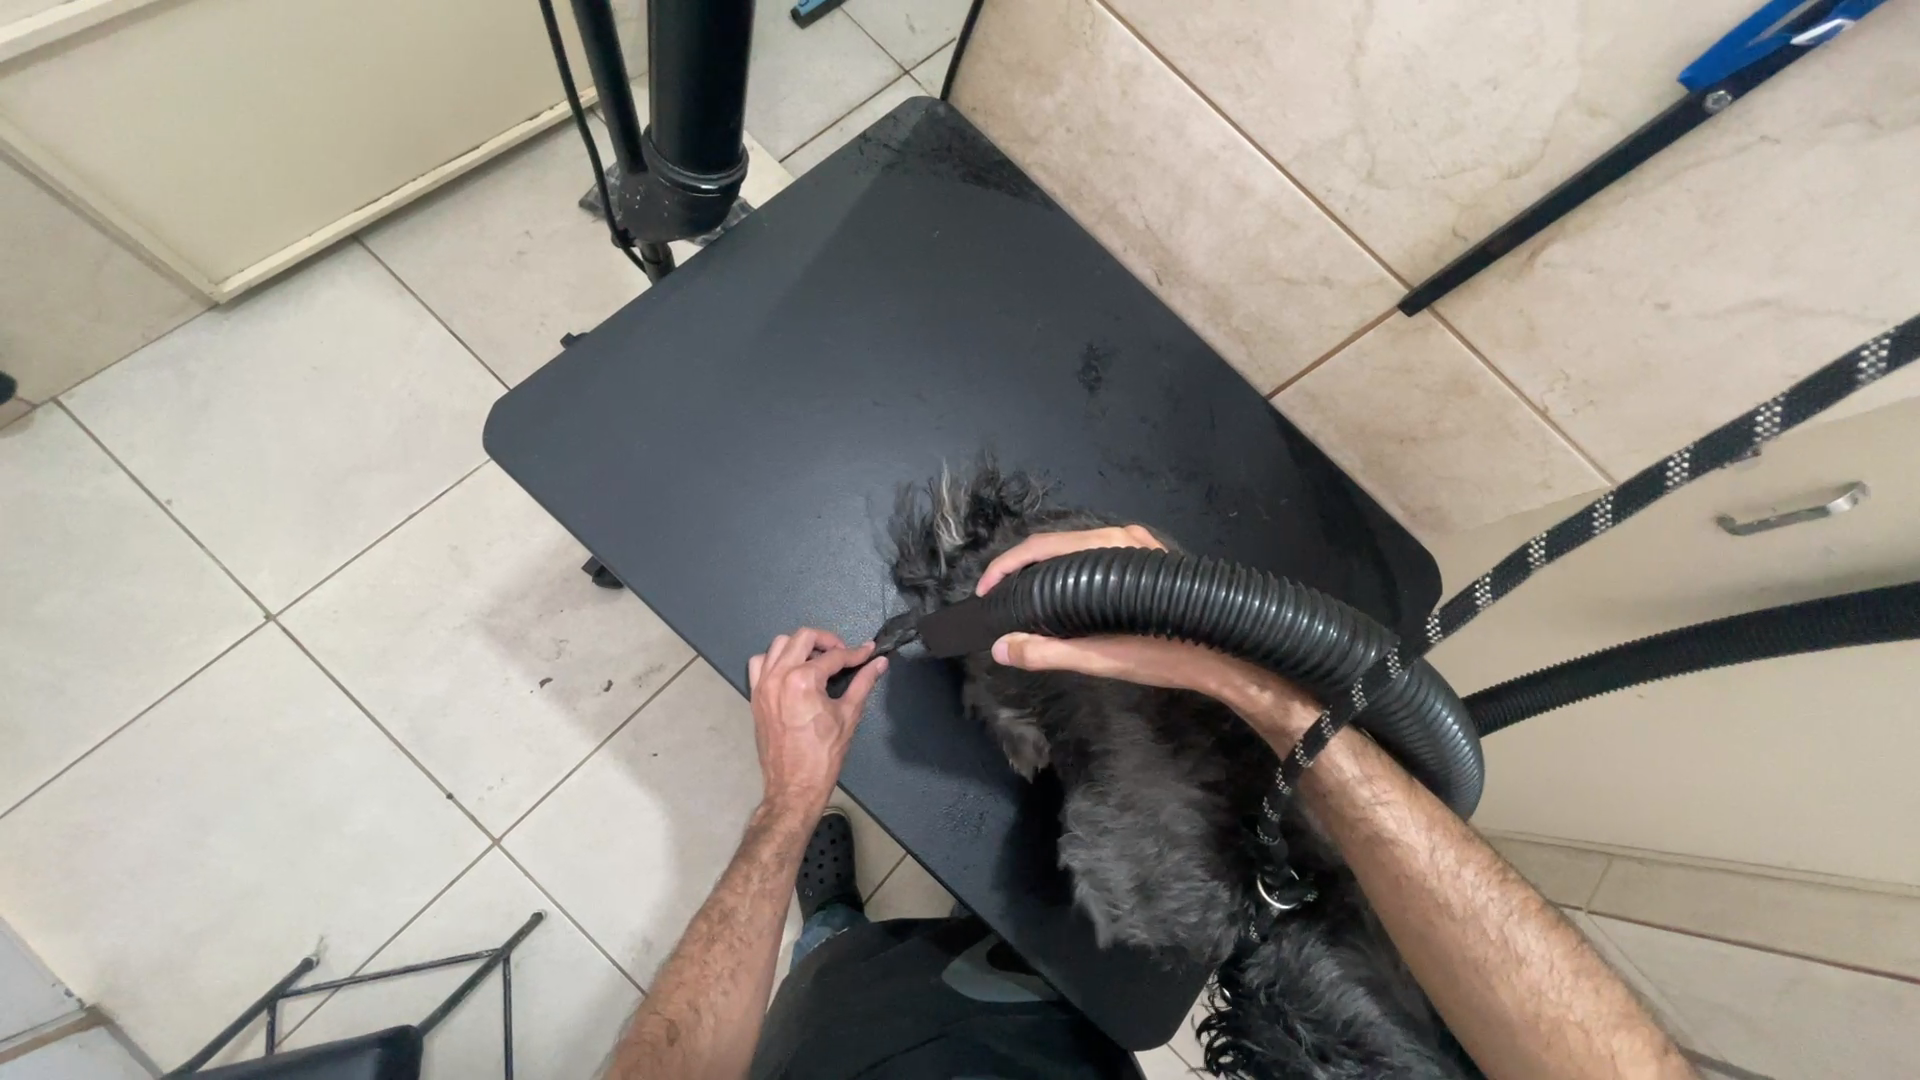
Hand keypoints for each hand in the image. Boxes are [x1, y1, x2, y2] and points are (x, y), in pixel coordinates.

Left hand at [748, 628, 885, 815]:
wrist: (794, 787)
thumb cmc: (824, 754)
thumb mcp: (849, 715)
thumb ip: (863, 682)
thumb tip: (879, 662)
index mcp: (803, 680)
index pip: (834, 656)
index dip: (855, 653)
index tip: (868, 652)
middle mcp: (779, 675)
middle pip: (803, 637)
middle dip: (827, 640)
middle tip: (843, 654)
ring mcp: (763, 685)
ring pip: (779, 645)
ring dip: (800, 646)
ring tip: (817, 660)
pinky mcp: (756, 696)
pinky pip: (759, 664)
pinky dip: (775, 660)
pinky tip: (791, 671)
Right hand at [980, 527, 1321, 743]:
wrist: (1230, 655)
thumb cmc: (1168, 653)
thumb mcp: (1103, 657)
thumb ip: (1048, 651)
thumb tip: (1000, 648)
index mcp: (1109, 549)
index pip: (1041, 547)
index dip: (1005, 567)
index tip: (984, 591)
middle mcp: (1122, 536)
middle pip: (1055, 543)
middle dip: (1020, 567)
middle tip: (998, 596)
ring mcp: (1138, 544)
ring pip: (1075, 548)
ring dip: (1045, 568)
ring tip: (1024, 596)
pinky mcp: (1148, 556)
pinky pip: (1095, 555)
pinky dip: (1069, 570)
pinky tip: (1064, 595)